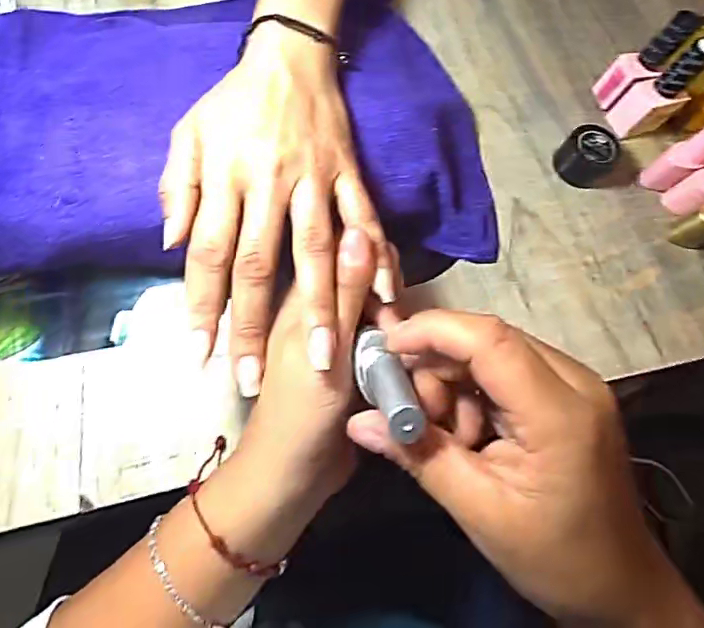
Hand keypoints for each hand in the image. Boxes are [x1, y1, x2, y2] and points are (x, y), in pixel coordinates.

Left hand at [160, 24, 397, 396]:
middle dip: (253, 325)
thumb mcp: (189, 131)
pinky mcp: (347, 171)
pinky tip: (382, 297)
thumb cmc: (231, 99)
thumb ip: (177, 185)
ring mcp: (315, 177)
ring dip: (318, 306)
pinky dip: (374, 257)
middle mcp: (269, 181)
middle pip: (259, 262)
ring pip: (315, 249)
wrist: (288, 56)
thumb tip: (171, 243)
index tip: (199, 351)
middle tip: (250, 379)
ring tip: (320, 360)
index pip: (209, 249)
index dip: (202, 303)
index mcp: (225, 173)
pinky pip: (364, 216)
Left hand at [229, 227, 382, 503]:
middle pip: (361, 275)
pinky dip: (395, 342)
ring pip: (372, 304)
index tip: (393, 286)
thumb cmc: (301, 408)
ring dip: (395, 320)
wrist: (292, 475)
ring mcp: (332, 331)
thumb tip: (356, 227)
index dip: (372, 256)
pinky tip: (411, 356)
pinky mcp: (348, 356)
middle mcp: (315, 305)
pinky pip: (377, 333)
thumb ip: (342, 291)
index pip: (339, 249)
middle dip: (388, 291)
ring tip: (408, 346)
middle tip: (403, 325)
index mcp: (300, 294)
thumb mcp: (326, 347)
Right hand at [345, 312, 703, 627]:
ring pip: (488, 348)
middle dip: (436, 366)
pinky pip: (502, 365)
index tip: (386, 350)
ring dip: (453, 381)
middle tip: (418, 417)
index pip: (488, 339)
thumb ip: (417, 454)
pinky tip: (471, 433)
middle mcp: (573, 380)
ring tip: (452, 438)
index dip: (431, 332)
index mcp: (560, 413)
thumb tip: (357, 421)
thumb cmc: (557, 560)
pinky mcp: (567, 389)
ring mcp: (574, 381)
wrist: (626, 592)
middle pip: (483, 338)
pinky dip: (473, 389)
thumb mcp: (479, 511)